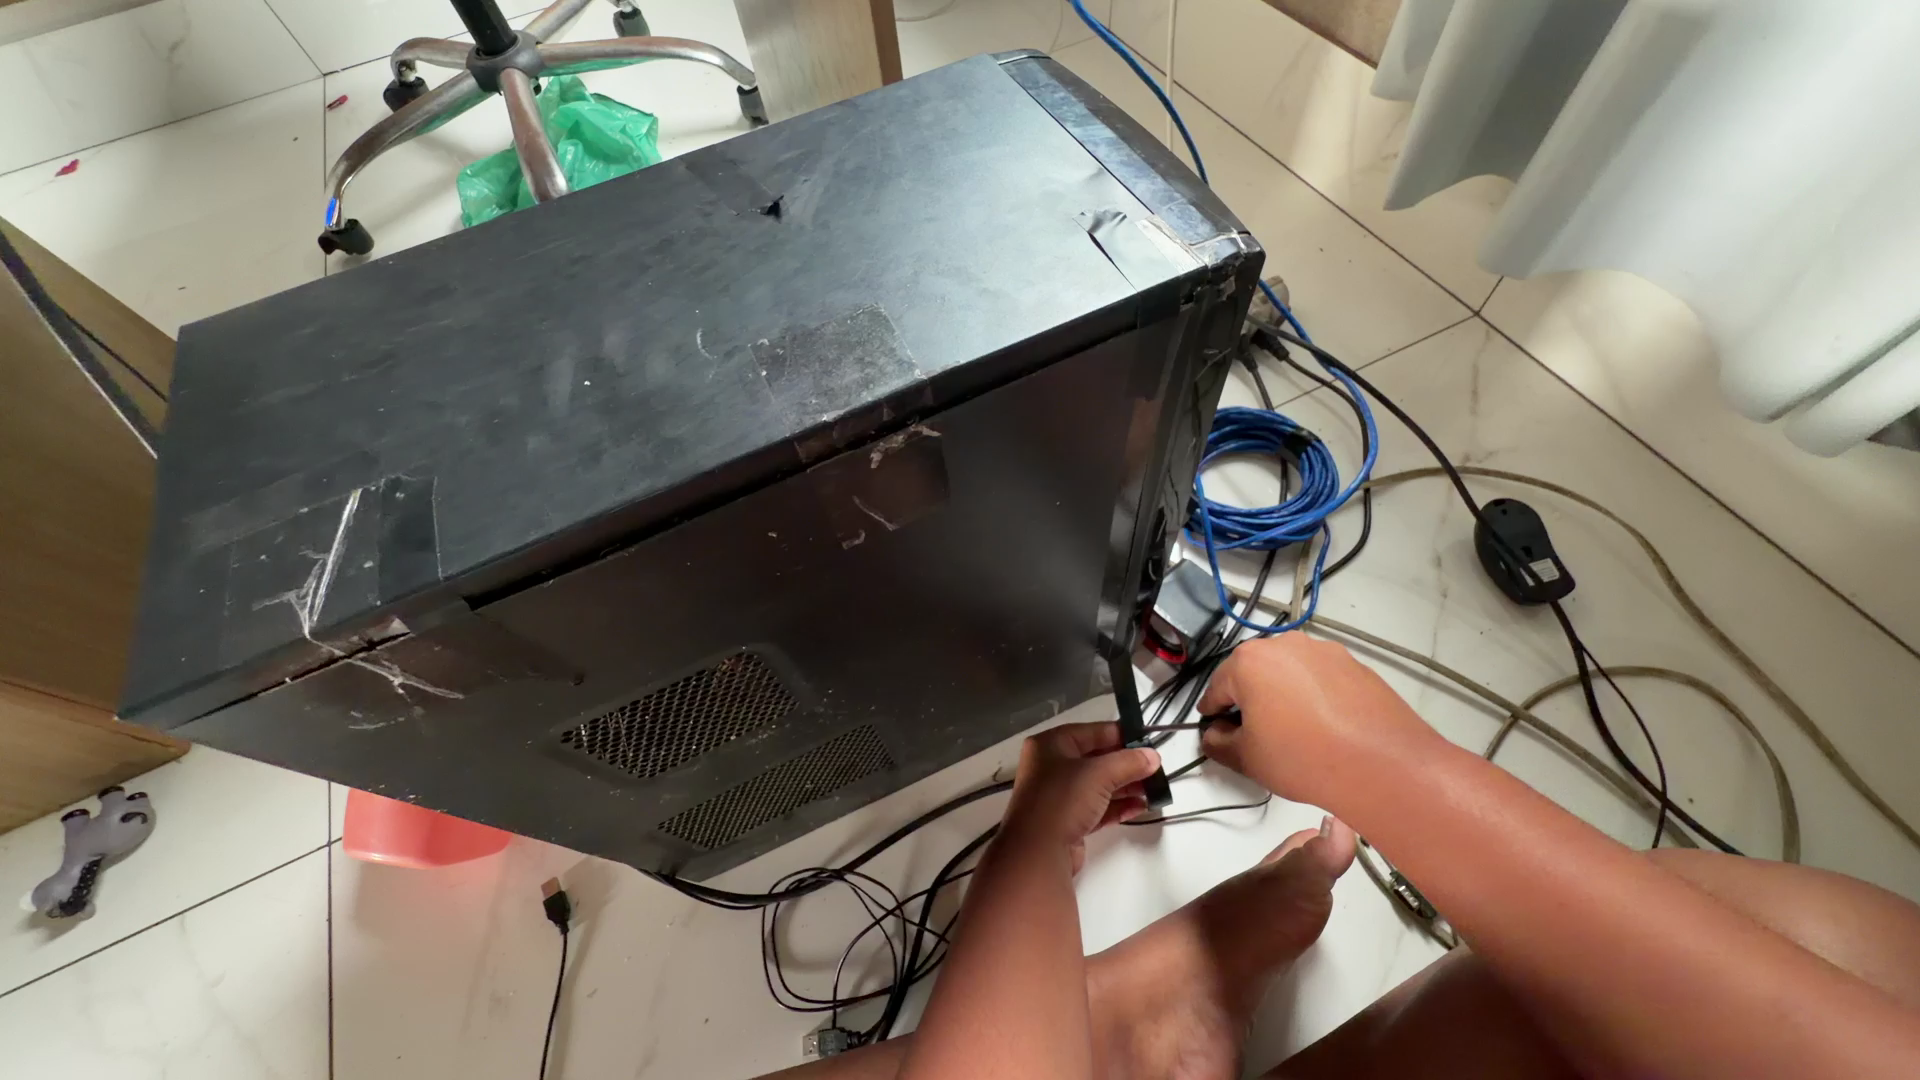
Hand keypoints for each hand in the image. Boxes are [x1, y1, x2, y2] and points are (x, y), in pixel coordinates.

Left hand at [1001, 722, 1160, 872]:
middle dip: (1126, 764)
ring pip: (1098, 785)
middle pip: (1096, 759)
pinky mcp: (1067, 821)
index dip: (1120, 735)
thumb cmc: (1063, 799)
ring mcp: (1058, 795)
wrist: (1037, 851)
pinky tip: (1141, 807)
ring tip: (1154, 789)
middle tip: (1155, 769)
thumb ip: (1128, 762)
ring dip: (1125, 786)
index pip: (1091, 732)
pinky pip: (1097, 807)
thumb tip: (1153, 756)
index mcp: (1050, 745)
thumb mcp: (1098, 773)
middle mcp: (1051, 766)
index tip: (1147, 742)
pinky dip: (1117, 806)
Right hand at [1197, 635, 1439, 804]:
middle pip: (1254, 673)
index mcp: (1249, 660)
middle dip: (1249, 700)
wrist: (1385, 766)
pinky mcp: (1356, 665)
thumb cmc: (1303, 758)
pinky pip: (1321, 679)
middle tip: (1257, 735)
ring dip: (1283, 696)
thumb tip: (1214, 734)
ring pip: (1289, 673)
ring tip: (1296, 732)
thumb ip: (1218, 743)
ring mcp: (1324, 651)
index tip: (1216, 731)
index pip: (1217, 687)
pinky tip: (1325, 728)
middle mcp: (1285, 645)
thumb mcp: (1247, 758)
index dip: (1213, 713)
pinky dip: (1315, 697)